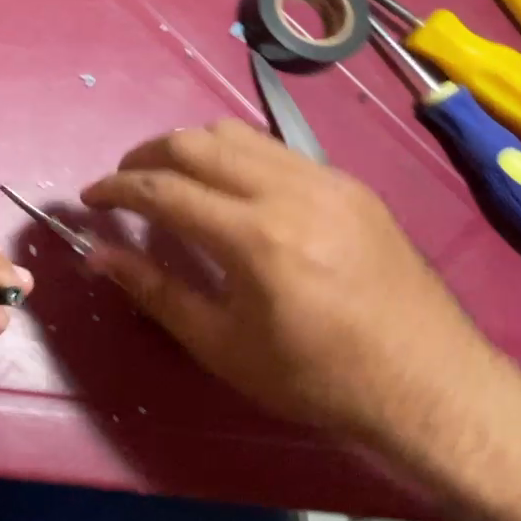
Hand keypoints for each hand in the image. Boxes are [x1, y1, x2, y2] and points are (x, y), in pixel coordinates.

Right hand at [81, 119, 520, 447]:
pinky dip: (232, 155)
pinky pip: (274, 149)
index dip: (115, 189)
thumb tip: (97, 255)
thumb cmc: (315, 378)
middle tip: (121, 183)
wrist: (432, 386)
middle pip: (195, 142)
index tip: (88, 198)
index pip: (163, 188)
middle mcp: (290, 192)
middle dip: (144, 155)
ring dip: (188, 147)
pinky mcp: (351, 186)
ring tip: (167, 179)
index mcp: (254, 237)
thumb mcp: (220, 344)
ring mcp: (327, 181)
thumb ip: (154, 289)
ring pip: (236, 133)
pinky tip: (225, 190)